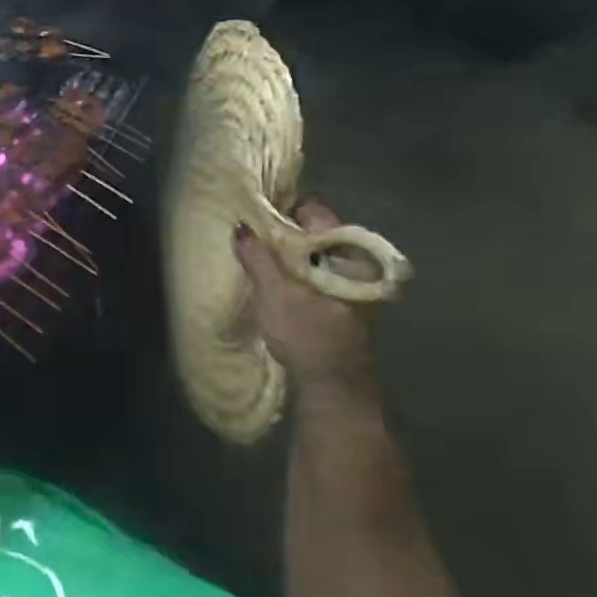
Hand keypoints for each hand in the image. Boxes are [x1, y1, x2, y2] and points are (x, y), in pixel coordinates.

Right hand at [234, 198, 377, 395]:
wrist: (334, 389)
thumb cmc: (310, 336)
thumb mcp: (278, 295)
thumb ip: (259, 259)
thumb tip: (241, 226)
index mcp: (349, 256)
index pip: (315, 212)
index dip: (283, 207)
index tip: (252, 210)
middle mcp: (355, 264)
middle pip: (312, 232)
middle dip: (279, 230)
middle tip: (245, 232)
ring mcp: (348, 284)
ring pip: (309, 253)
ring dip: (282, 252)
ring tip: (250, 252)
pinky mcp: (337, 301)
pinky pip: (309, 270)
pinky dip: (289, 269)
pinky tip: (267, 277)